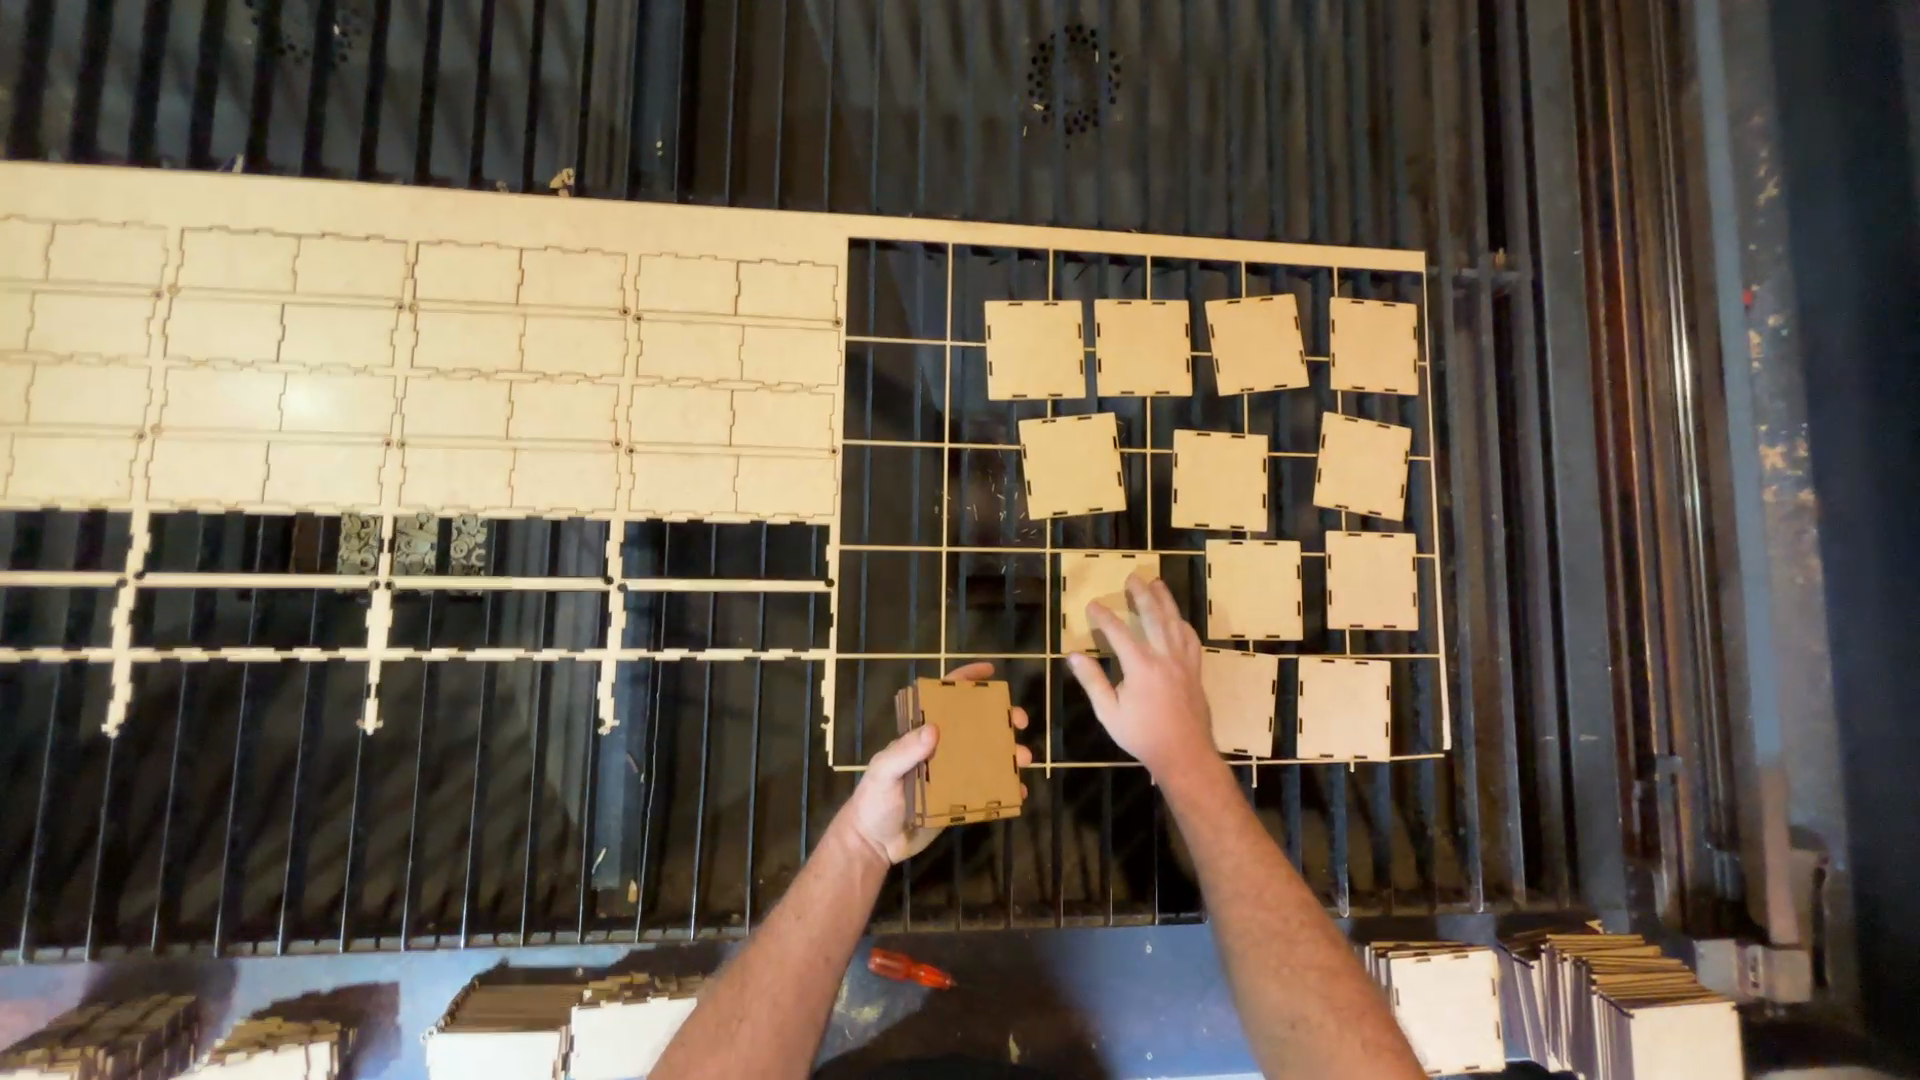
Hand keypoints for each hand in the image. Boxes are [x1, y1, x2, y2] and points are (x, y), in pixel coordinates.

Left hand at [834, 662, 1032, 866]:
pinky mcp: (959, 800)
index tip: (990, 670)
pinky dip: (1006, 788)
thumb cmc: (873, 801)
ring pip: (987, 755)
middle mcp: (940, 749)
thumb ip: (904, 752)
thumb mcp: (883, 772)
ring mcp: (952, 774)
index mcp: (920, 734)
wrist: (874, 845)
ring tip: (1024, 758)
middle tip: (1020, 721)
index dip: (965, 680)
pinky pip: (988, 789)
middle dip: (1001, 718)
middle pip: (975, 725)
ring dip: (1009, 752)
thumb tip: (934, 729)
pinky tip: (1019, 790)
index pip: (944, 698)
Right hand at [1067, 573, 1219, 785]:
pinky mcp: (1195, 671)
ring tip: (1157, 583)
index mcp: (1141, 666)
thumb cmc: (1143, 736)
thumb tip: (1074, 656)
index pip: (1118, 632)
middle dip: (1141, 595)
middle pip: (1154, 616)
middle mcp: (1165, 657)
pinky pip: (1191, 639)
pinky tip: (1178, 619)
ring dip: (1165, 601)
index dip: (1104, 617)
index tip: (1093, 605)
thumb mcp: (1110, 713)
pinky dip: (1183, 624)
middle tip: (1133, 578)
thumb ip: (1092, 682)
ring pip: (1175, 622)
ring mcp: (1184, 663)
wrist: (1185, 754)